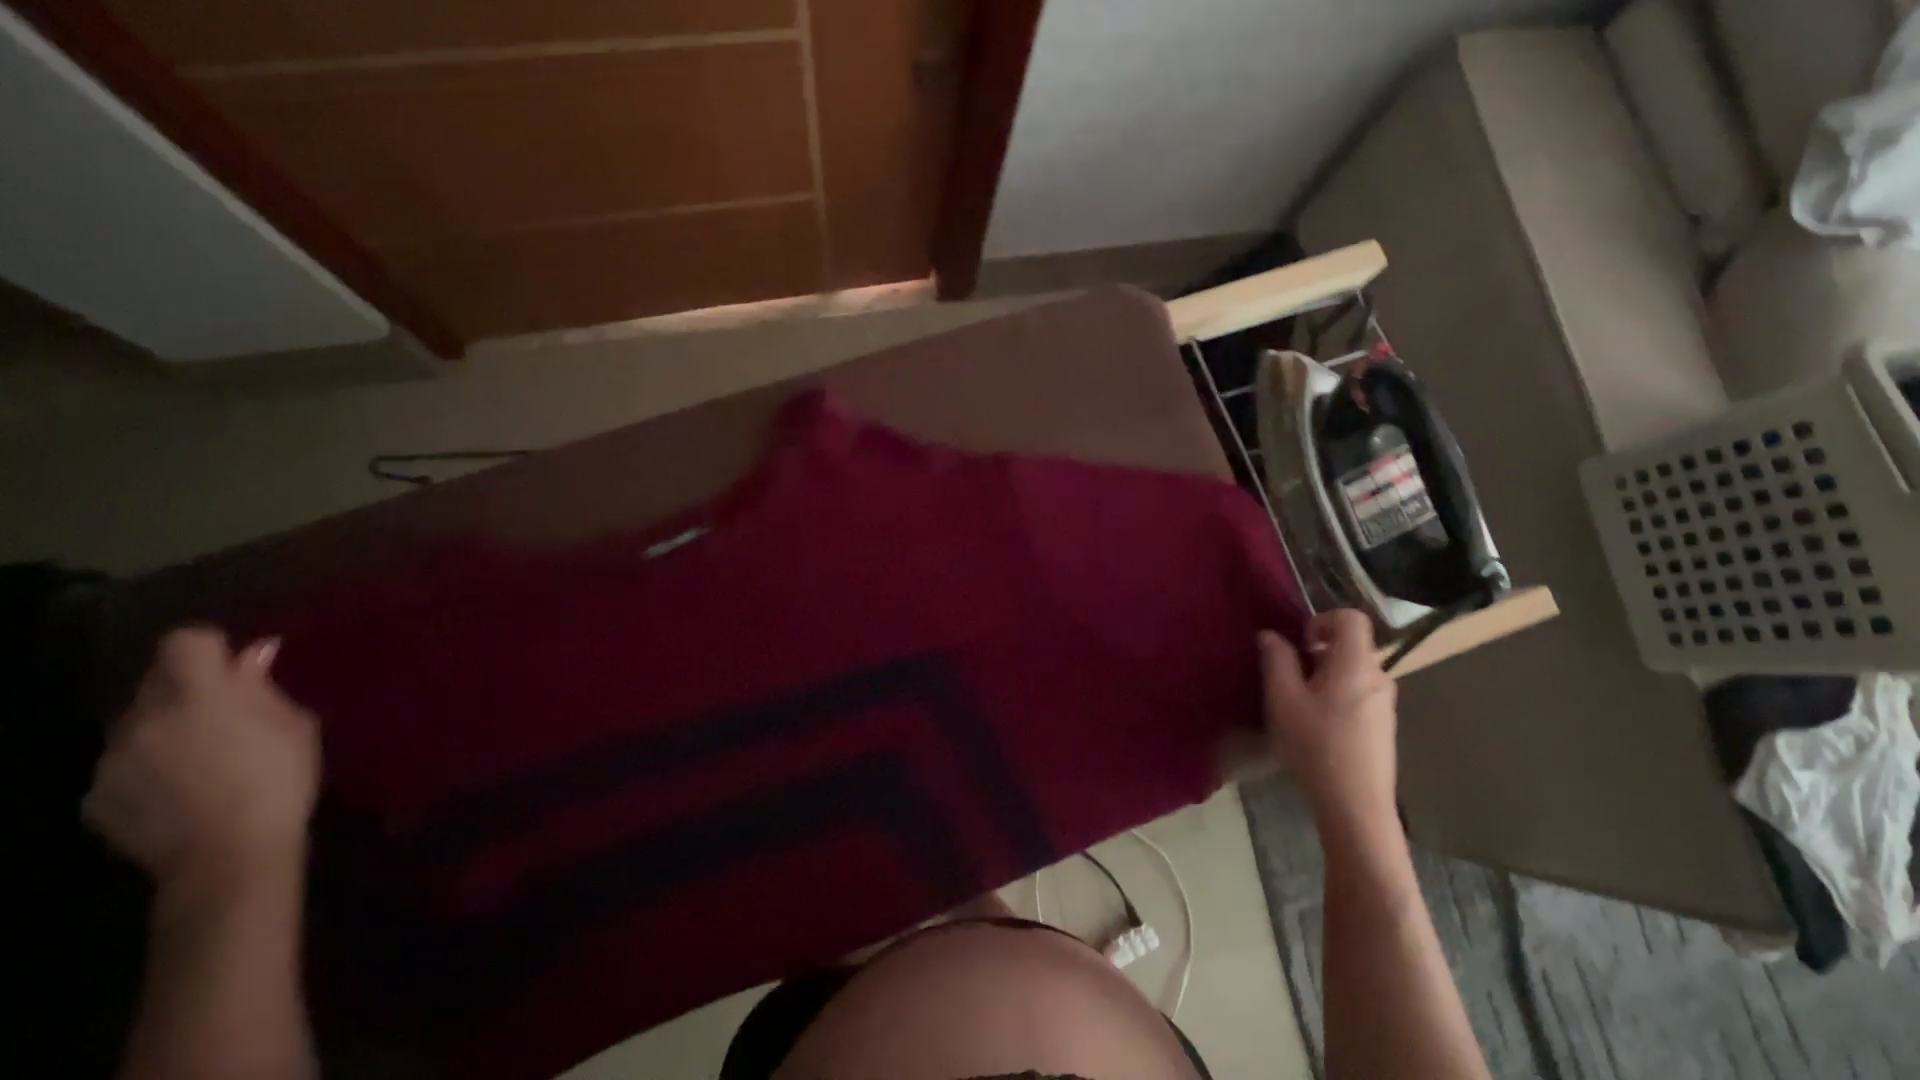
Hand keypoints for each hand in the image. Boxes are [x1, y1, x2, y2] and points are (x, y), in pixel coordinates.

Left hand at [84, 628, 320, 902]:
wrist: (227, 859)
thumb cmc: (278, 785)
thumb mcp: (295, 729)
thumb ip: (264, 689)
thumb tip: (253, 655)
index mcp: (198, 692)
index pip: (186, 640)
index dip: (209, 649)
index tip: (233, 670)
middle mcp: (143, 715)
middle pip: (157, 681)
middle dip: (186, 691)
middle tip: (221, 719)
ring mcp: (112, 757)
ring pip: (136, 725)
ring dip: (162, 731)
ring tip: (197, 763)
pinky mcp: (95, 796)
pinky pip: (121, 768)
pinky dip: (144, 773)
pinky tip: (175, 796)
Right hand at [1257, 610, 1397, 822]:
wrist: (1356, 804)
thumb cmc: (1315, 746)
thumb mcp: (1283, 700)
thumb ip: (1276, 660)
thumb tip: (1272, 636)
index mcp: (1355, 663)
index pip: (1351, 617)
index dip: (1322, 621)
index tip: (1300, 645)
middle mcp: (1378, 676)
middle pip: (1351, 646)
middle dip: (1319, 654)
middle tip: (1291, 680)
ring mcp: (1385, 703)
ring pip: (1354, 672)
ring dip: (1326, 678)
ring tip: (1301, 707)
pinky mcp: (1384, 726)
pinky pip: (1360, 694)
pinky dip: (1338, 697)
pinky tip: (1319, 729)